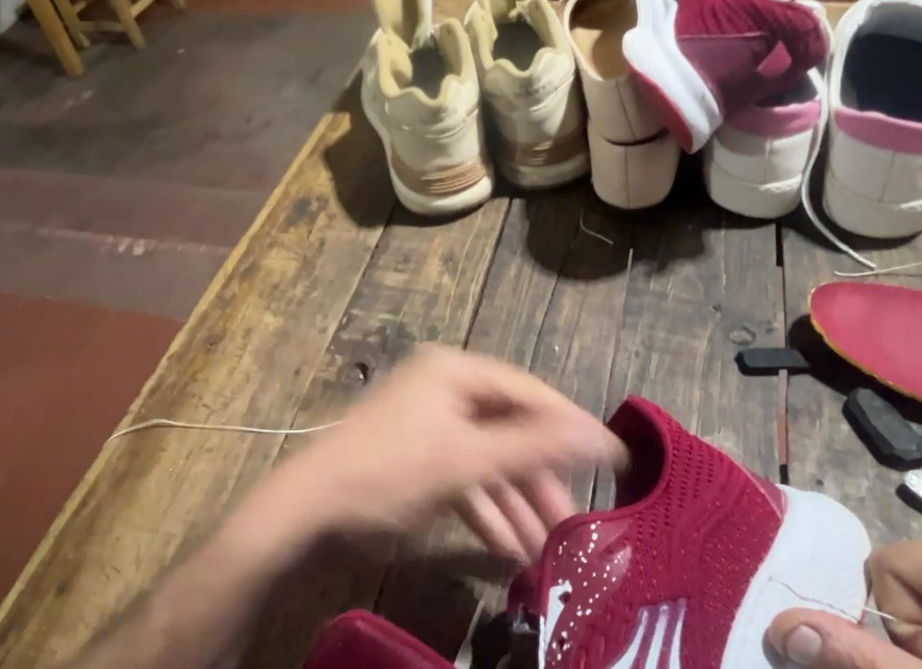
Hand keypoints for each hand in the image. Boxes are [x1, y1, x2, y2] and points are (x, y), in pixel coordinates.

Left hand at [246, 346, 624, 563]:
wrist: (310, 508)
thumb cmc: (390, 471)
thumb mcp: (467, 460)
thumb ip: (535, 446)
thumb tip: (602, 436)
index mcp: (454, 372)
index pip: (528, 392)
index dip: (570, 426)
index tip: (611, 460)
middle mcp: (445, 389)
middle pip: (510, 430)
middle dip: (539, 480)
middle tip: (574, 520)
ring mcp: (430, 424)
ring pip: (488, 461)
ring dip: (515, 504)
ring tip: (548, 549)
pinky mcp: (418, 459)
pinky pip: (464, 479)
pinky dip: (486, 510)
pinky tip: (510, 550)